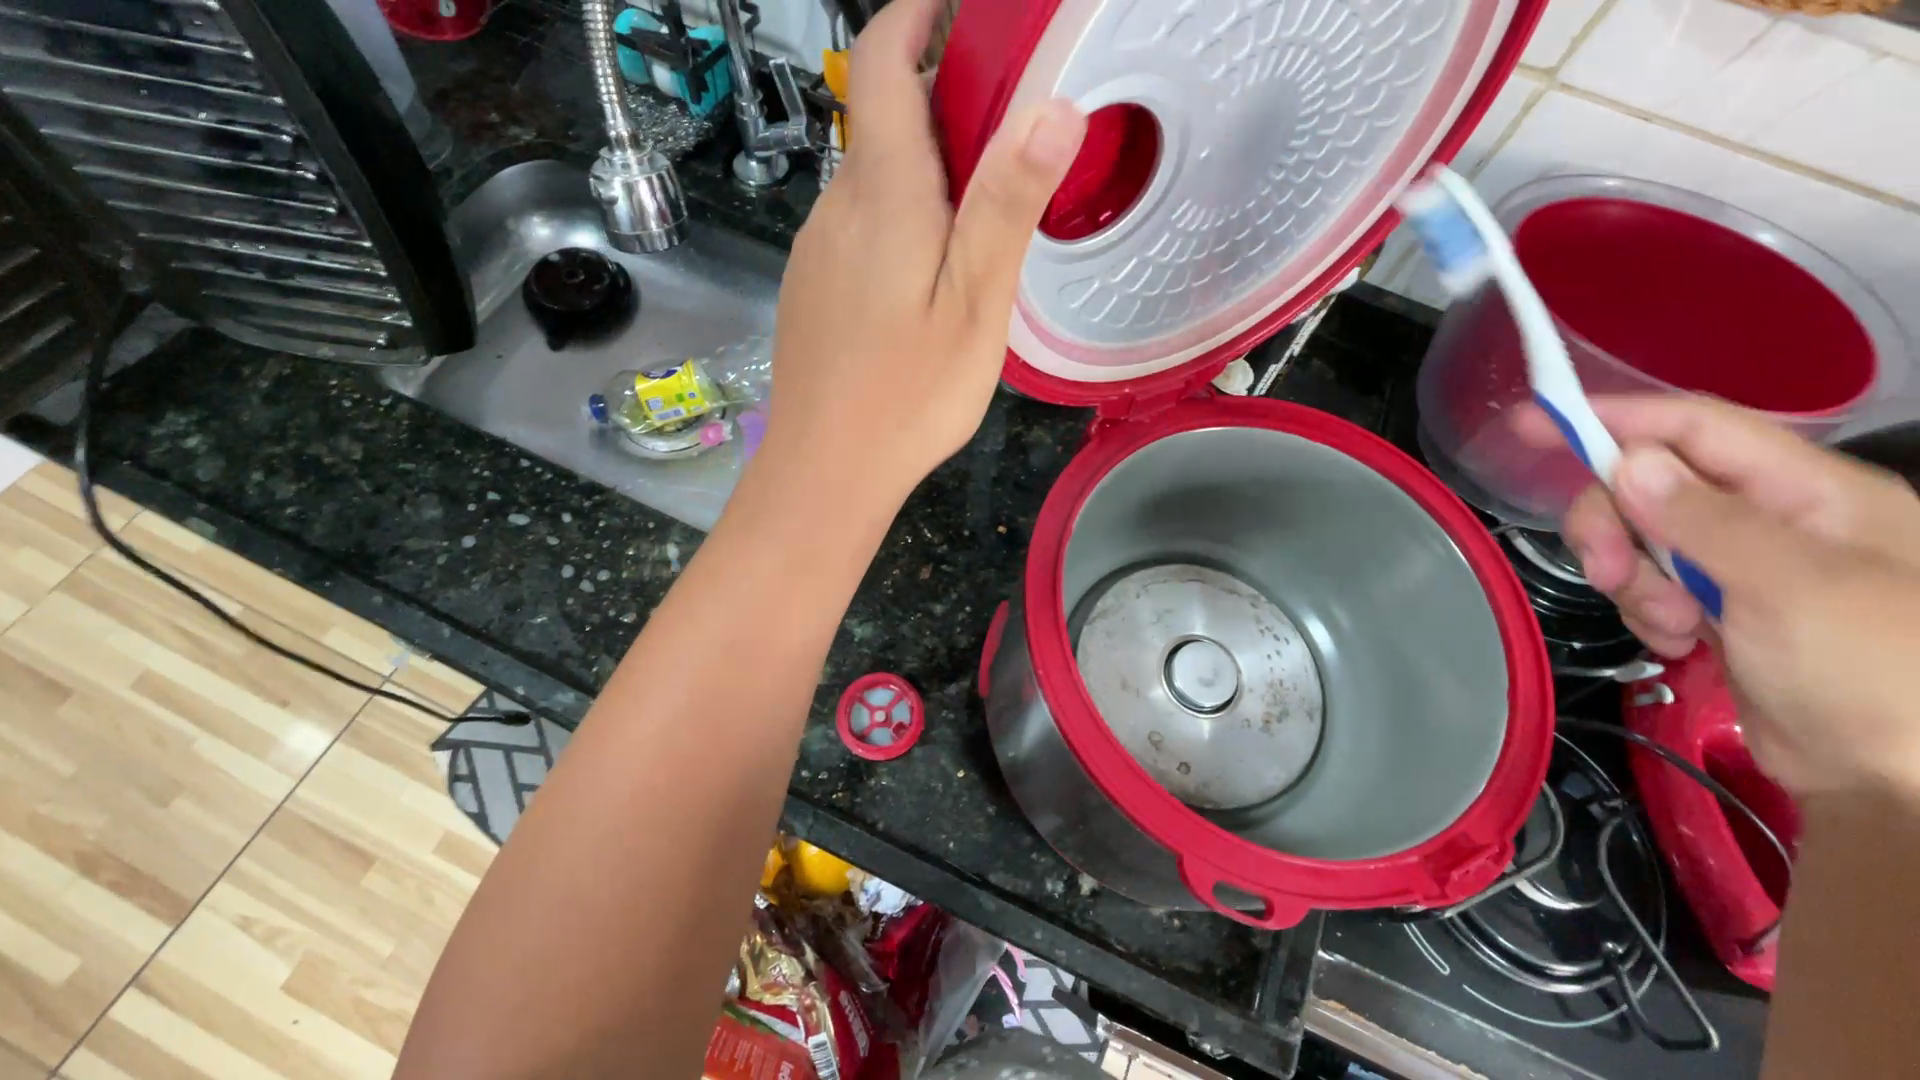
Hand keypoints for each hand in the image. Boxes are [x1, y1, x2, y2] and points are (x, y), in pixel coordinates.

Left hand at [761, 0, 1085, 505]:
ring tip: (986, 216)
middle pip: (884, 121)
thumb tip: (1052, 104)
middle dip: (944, 102)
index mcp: (883, 194)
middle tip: (1014, 132)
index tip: (956, 5)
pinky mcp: (813, 284)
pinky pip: (860, 225)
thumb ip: (1007, 204)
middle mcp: (837, 205)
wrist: (824, 470)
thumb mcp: (977, 303)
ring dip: (927, 170)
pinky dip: (902, 217)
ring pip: (875, 179)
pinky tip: (933, 275)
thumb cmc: (908, 395)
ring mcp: (817, 247)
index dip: (914, 13)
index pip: (880, 62)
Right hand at [1550, 395, 1919, 800]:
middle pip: (1652, 486)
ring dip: (1633, 580)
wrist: (1896, 781)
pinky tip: (1674, 643)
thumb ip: (1702, 518)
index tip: (1536, 424)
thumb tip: (1629, 462)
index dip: (1616, 420)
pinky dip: (1645, 612)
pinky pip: (1650, 587)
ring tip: (1668, 627)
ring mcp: (1746, 566)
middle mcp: (1775, 517)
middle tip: (1605, 570)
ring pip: (1642, 540)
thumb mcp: (1788, 585)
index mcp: (1811, 492)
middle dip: (1616, 525)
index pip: (1696, 428)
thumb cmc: (1871, 671)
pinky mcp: (1721, 610)